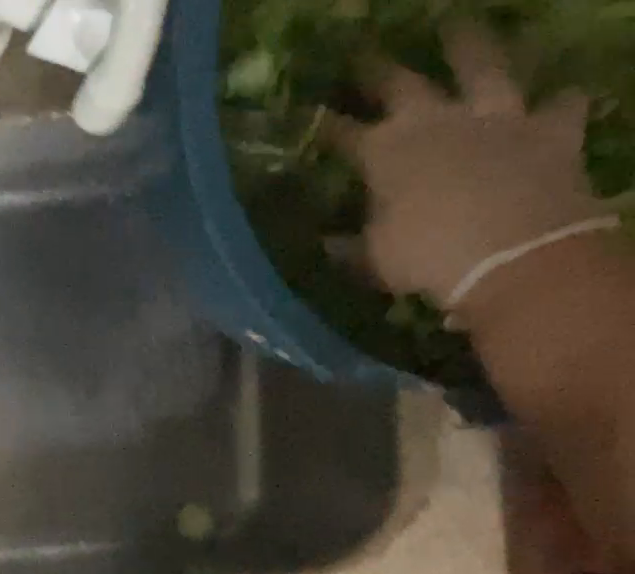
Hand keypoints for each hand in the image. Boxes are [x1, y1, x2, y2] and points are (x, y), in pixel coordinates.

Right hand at [334, 27, 603, 305]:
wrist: (514, 254)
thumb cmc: (425, 257)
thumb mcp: (373, 256)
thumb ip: (353, 242)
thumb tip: (329, 241)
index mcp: (383, 153)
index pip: (341, 133)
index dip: (322, 125)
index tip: (304, 116)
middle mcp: (436, 123)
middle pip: (402, 85)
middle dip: (378, 70)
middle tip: (363, 52)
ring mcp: (497, 119)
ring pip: (484, 67)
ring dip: (470, 46)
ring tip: (457, 25)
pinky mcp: (550, 130)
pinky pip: (560, 105)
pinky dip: (556, 103)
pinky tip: (554, 99)